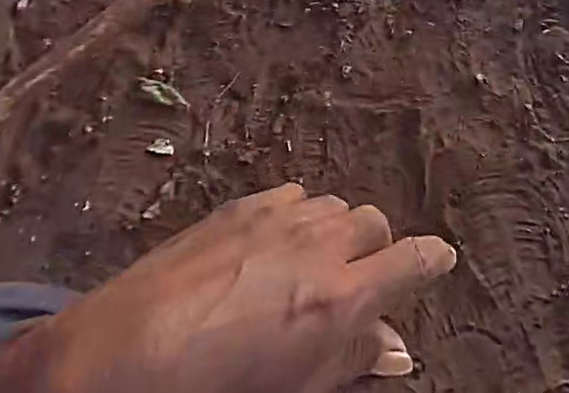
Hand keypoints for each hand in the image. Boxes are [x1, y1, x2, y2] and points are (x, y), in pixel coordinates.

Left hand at [0, 183, 456, 392]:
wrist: (127, 349)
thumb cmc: (219, 386)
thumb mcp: (296, 387)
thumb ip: (351, 359)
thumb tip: (395, 349)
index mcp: (338, 298)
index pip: (410, 262)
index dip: (433, 258)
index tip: (442, 257)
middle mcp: (318, 244)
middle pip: (374, 222)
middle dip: (377, 247)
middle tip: (358, 278)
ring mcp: (279, 216)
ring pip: (334, 205)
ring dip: (336, 230)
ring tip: (312, 264)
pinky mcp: (244, 202)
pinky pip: (294, 195)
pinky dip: (299, 215)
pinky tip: (276, 243)